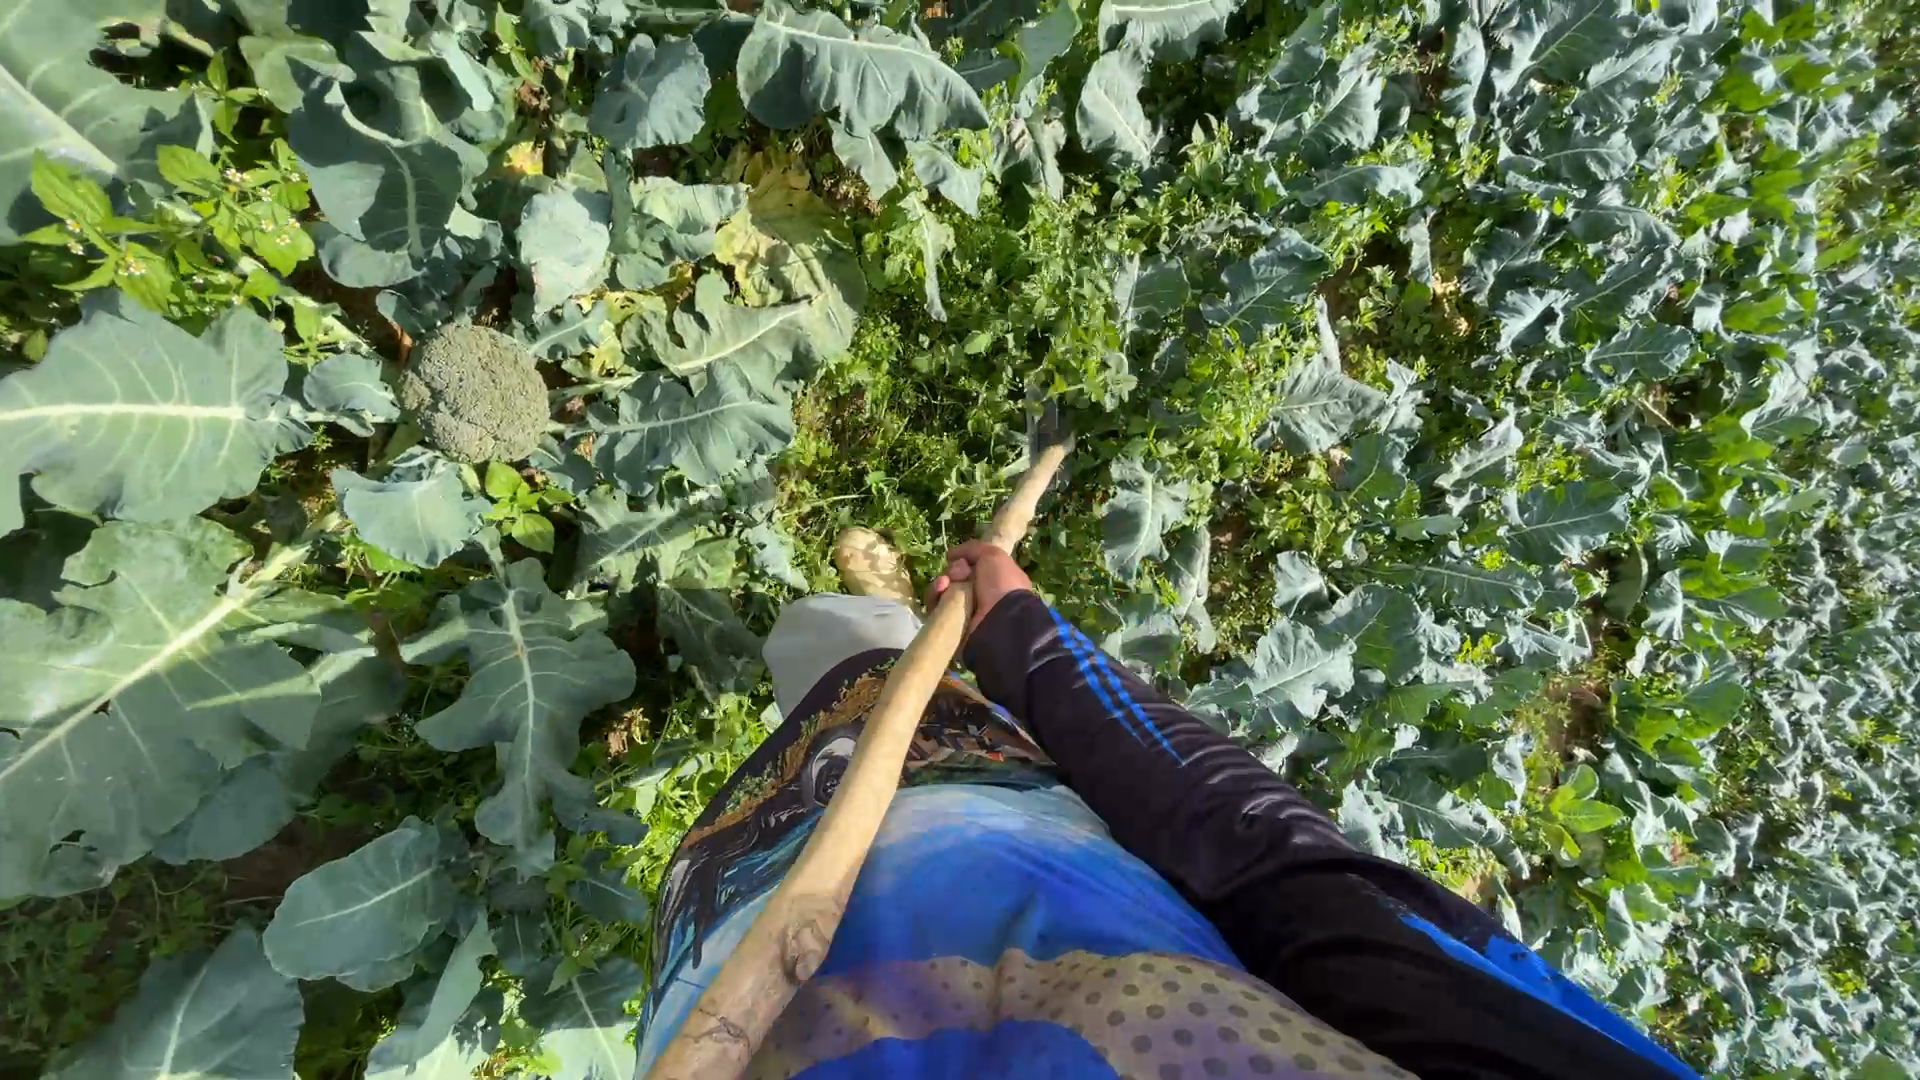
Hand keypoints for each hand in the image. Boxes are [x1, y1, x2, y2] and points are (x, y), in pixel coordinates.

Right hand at [927, 539, 1032, 632]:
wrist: (1001, 619)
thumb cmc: (1001, 584)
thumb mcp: (993, 555)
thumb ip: (973, 548)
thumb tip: (950, 554)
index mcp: (994, 581)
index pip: (971, 568)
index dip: (963, 562)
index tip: (962, 561)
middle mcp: (981, 597)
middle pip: (955, 579)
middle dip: (952, 572)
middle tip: (957, 574)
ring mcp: (966, 613)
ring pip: (943, 593)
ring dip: (940, 584)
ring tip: (944, 584)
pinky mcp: (952, 627)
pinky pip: (936, 609)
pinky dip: (935, 598)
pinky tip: (940, 592)